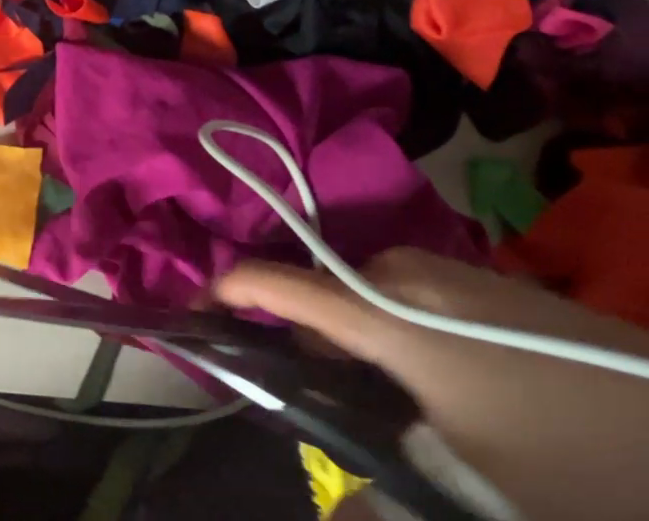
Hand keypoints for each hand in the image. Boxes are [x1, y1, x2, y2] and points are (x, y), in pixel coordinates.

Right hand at [216, 248, 648, 520]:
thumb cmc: (578, 457)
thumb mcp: (475, 492)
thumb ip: (381, 497)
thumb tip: (326, 514)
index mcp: (386, 312)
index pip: (271, 282)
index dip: (221, 293)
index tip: (193, 318)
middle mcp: (409, 274)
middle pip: (323, 292)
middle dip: (312, 338)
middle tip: (332, 399)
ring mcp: (460, 273)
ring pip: (370, 293)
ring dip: (362, 336)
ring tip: (398, 399)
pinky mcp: (502, 284)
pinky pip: (418, 294)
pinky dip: (404, 328)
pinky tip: (455, 383)